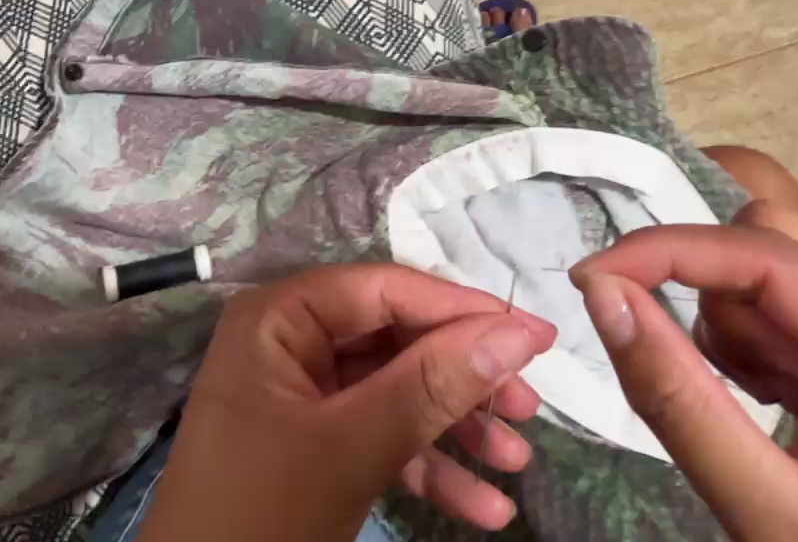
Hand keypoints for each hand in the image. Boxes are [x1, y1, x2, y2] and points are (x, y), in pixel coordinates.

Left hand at [136, 264, 556, 541]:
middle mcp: (288, 339)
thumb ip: (431, 386)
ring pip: (392, 389)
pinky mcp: (309, 441)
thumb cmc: (262, 509)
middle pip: (392, 338)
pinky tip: (483, 507)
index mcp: (280, 315)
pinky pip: (376, 433)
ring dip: (454, 424)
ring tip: (515, 458)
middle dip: (461, 375)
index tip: (535, 335)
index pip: (382, 289)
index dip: (459, 308)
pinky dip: (426, 464)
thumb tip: (517, 333)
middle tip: (528, 406)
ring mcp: (298, 392)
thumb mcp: (351, 446)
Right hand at [570, 201, 797, 541]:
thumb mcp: (767, 517)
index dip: (673, 252)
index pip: (779, 262)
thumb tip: (601, 293)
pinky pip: (785, 308)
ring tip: (748, 399)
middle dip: (712, 289)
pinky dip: (746, 340)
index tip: (590, 278)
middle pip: (785, 244)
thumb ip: (678, 402)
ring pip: (779, 267)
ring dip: (729, 319)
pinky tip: (765, 399)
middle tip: (690, 361)